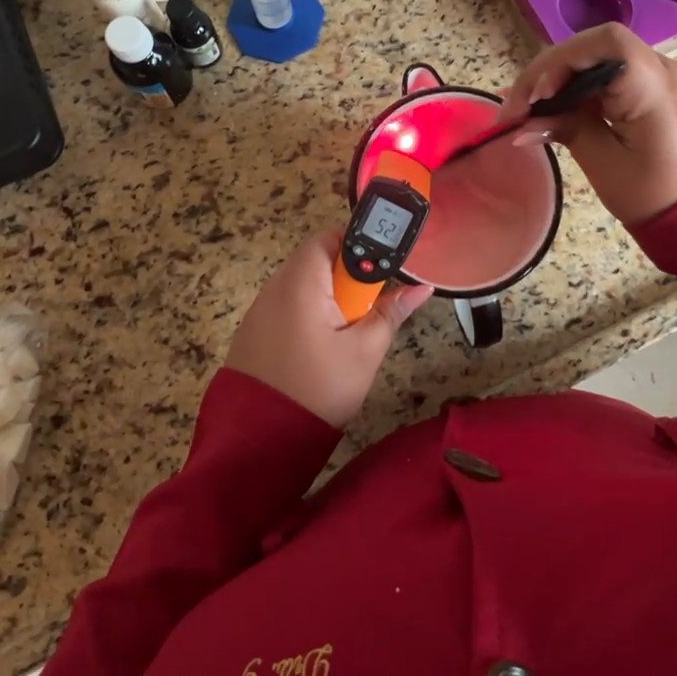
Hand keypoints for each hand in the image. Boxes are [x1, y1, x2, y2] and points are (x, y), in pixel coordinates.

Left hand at [225, 229, 434, 427]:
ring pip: (303, 285)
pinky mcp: (254, 332)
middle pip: (316, 260)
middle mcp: (275, 287)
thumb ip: (391, 313)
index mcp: (301, 282)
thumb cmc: (319, 388)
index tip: (381, 268)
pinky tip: (322, 345)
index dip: (358, 244)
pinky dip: (309, 314)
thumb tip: (422, 287)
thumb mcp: (364, 352)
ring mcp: (260, 309)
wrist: (260, 440)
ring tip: (349, 329)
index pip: (328, 237)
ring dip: (329, 297)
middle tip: (369, 306)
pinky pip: (288, 307)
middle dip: (348, 276)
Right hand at [499, 23, 676, 225]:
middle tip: (517, 111)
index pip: (602, 43)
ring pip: (601, 60)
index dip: (559, 61)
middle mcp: (663, 70)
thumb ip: (566, 131)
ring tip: (531, 113)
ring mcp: (664, 78)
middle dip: (549, 73)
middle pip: (594, 48)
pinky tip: (560, 112)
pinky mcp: (661, 92)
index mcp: (653, 86)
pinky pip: (615, 76)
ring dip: (562, 80)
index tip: (534, 97)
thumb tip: (523, 125)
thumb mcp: (606, 165)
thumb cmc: (660, 196)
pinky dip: (582, 88)